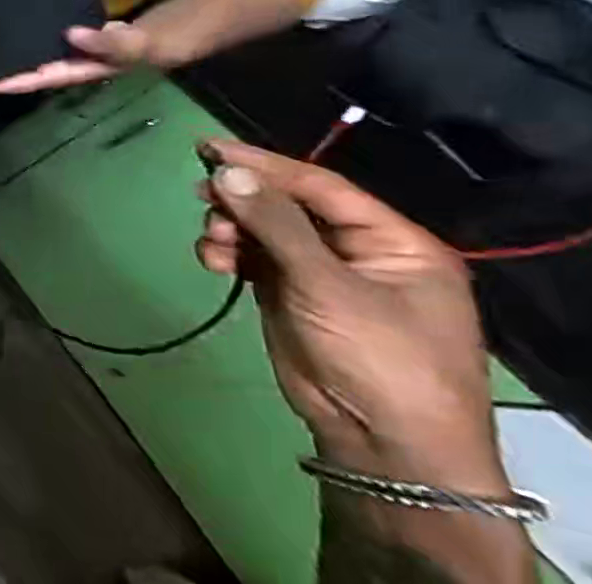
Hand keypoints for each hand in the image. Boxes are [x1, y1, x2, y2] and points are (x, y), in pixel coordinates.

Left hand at [0, 21, 154, 94]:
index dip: (1, 83)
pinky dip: (17, 25)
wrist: (159, 33)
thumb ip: (107, 43)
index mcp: (67, 72)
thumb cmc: (145, 46)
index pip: (27, 80)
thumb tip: (71, 34)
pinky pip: (33, 30)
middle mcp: (58, 62)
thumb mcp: (133, 46)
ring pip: (22, 49)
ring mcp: (59, 46)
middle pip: (17, 66)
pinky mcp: (62, 30)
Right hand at [193, 141, 505, 493]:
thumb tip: (227, 172)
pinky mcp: (290, 294)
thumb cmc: (378, 357)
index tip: (210, 148)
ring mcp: (321, 273)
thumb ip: (276, 225)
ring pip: (263, 230)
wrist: (382, 442)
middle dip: (243, 200)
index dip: (265, 164)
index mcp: (391, 241)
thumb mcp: (328, 286)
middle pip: (287, 205)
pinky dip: (228, 254)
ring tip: (212, 242)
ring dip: (231, 229)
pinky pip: (252, 257)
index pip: (320, 186)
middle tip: (200, 194)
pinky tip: (213, 261)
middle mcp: (357, 250)